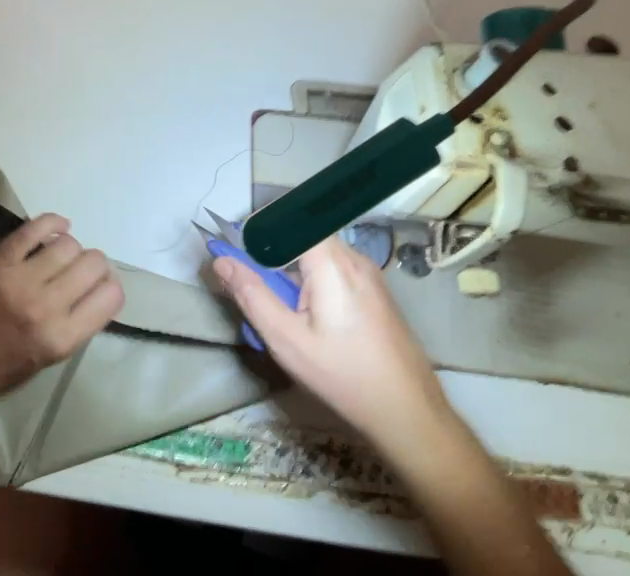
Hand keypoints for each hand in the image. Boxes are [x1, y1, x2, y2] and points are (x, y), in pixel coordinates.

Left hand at [0, 213, 125, 400]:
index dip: (109, 287)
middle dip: (94, 264)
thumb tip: (100, 288)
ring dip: (70, 247)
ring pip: (68, 244)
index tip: (99, 287)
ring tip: (60, 256)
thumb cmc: (4, 365)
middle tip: (80, 270)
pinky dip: (51, 222)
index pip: (111, 295)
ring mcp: (19, 280)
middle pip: (93, 263)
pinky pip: (33, 229)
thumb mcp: (52, 357)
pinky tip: (57, 227)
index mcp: (62, 337)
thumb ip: (79, 324)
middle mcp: (45, 306)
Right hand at [214, 235, 447, 445]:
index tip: (237, 246)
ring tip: (275, 302)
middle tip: (249, 278)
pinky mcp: (375, 292)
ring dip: (291, 266)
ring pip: (319, 253)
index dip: (260, 225)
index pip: (291, 218)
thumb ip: (252, 294)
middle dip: (271, 249)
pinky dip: (311, 279)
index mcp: (332, 263)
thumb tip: (222, 260)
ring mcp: (369, 274)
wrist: (407, 411)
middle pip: (303, 234)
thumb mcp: (286, 339)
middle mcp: (354, 258)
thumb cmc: (343, 374)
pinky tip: (305, 316)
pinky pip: (334, 269)